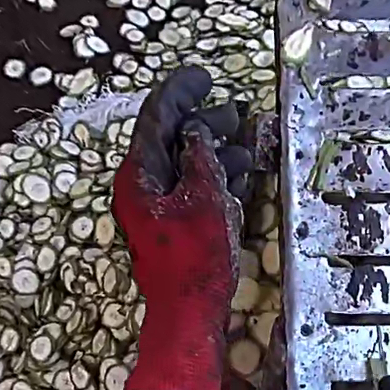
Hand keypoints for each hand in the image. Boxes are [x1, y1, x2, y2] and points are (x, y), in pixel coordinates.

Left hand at [112, 66, 250, 389]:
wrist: (187, 314)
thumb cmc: (194, 257)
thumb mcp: (204, 198)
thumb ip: (201, 157)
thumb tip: (197, 131)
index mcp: (139, 174)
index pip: (157, 119)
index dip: (181, 92)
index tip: (203, 76)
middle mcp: (142, 187)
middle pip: (173, 141)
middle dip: (206, 124)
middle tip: (237, 112)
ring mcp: (157, 209)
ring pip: (187, 167)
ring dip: (217, 152)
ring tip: (250, 139)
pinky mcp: (173, 227)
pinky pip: (193, 191)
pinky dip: (216, 179)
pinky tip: (242, 170)